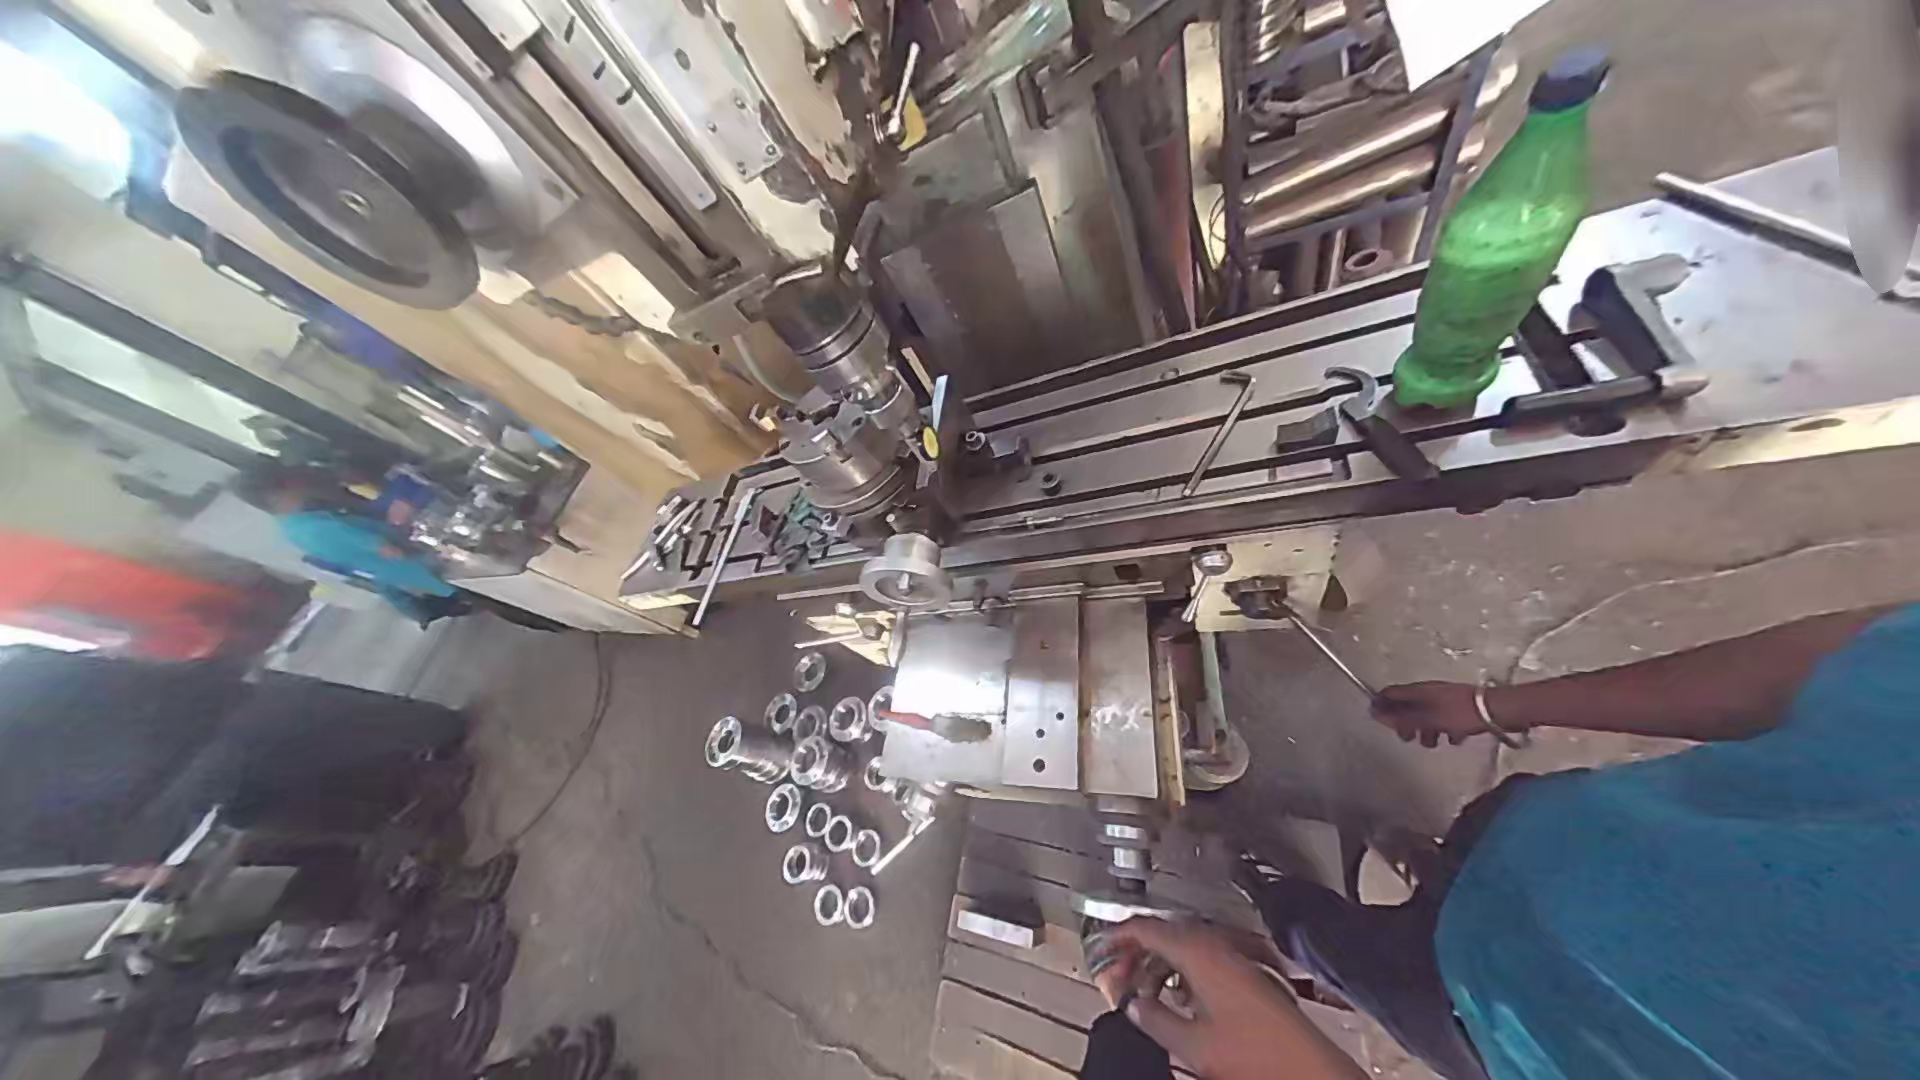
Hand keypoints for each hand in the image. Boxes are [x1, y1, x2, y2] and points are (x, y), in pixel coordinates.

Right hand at [1092, 918, 1363, 1079]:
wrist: (1312, 1071)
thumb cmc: (1255, 1054)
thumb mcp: (1194, 1045)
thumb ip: (1154, 1019)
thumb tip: (1130, 1003)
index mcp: (1195, 950)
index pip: (1144, 927)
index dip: (1117, 936)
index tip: (1100, 949)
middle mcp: (1211, 943)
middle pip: (1160, 934)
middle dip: (1134, 953)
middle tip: (1116, 978)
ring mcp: (1229, 955)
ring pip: (1179, 947)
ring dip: (1155, 964)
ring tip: (1140, 993)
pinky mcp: (1242, 971)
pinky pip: (1197, 959)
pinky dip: (1177, 971)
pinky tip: (1173, 999)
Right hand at [1370, 681, 1492, 746]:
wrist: (1496, 711)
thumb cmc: (1458, 714)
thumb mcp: (1426, 718)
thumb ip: (1400, 717)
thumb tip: (1375, 714)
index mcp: (1416, 691)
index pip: (1389, 693)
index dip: (1380, 705)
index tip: (1380, 722)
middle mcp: (1428, 692)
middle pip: (1407, 706)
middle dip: (1404, 722)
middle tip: (1408, 738)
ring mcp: (1445, 699)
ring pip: (1426, 714)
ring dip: (1425, 729)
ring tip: (1432, 743)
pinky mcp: (1460, 708)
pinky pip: (1444, 718)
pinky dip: (1444, 728)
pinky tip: (1452, 739)